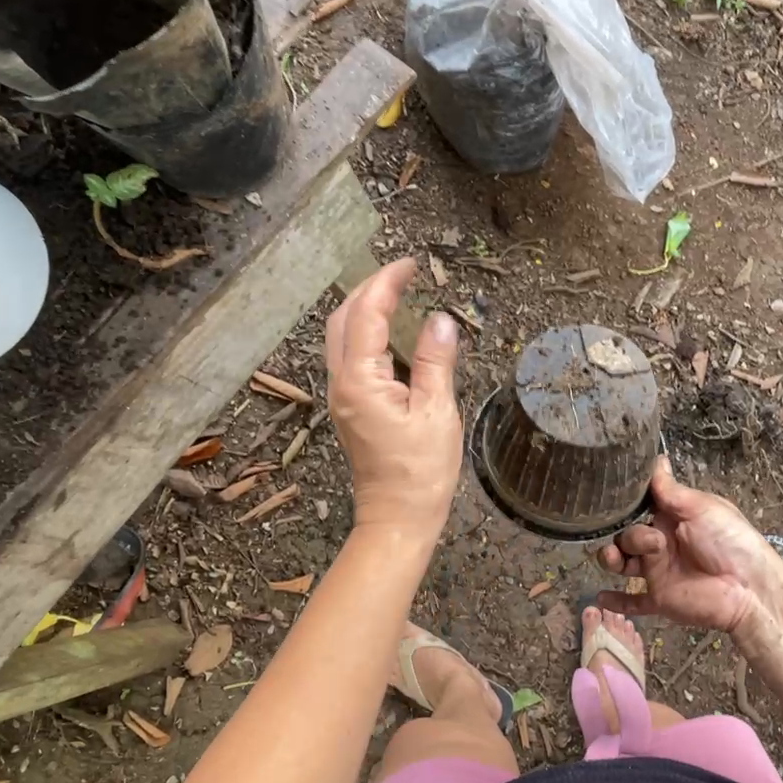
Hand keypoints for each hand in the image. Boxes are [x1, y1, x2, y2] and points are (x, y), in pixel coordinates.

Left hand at [324, 258, 461, 541]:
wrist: (398, 517)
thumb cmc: (421, 471)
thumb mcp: (437, 412)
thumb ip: (436, 362)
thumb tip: (442, 319)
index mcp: (360, 381)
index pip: (367, 315)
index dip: (387, 284)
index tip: (411, 264)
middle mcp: (341, 383)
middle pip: (342, 319)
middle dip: (369, 289)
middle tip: (403, 275)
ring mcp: (342, 396)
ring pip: (341, 337)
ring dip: (365, 310)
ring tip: (399, 295)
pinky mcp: (351, 407)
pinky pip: (350, 356)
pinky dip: (368, 333)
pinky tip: (394, 334)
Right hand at [596, 458, 782, 642]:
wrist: (751, 588)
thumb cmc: (731, 540)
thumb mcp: (701, 508)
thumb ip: (671, 490)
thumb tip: (656, 458)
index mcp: (672, 519)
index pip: (639, 508)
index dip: (624, 505)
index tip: (608, 497)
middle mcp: (661, 544)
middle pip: (626, 535)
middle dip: (628, 536)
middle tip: (650, 543)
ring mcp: (658, 573)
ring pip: (623, 564)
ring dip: (611, 558)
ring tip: (613, 558)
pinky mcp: (659, 599)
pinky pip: (633, 602)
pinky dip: (616, 601)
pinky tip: (601, 598)